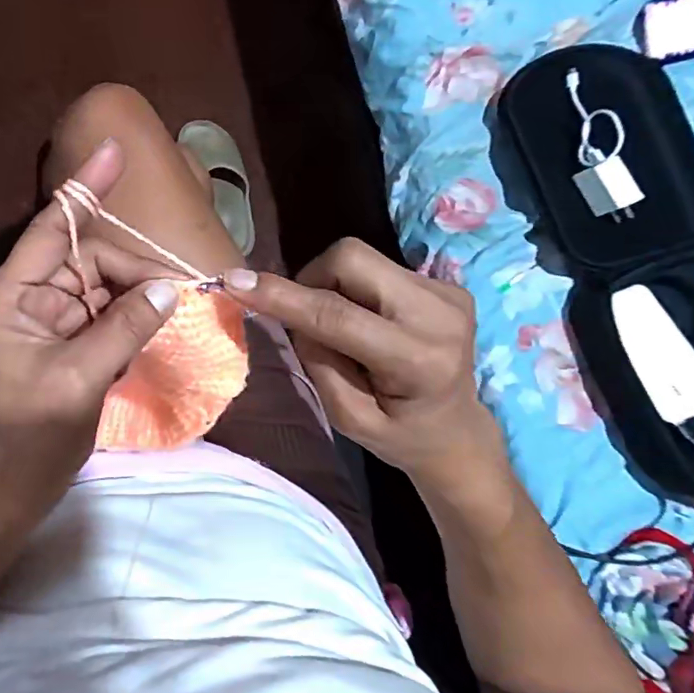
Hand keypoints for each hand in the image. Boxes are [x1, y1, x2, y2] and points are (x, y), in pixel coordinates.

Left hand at [0, 139, 181, 519]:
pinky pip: (105, 306)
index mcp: (10, 297)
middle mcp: (26, 295)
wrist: (22, 482)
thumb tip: (171, 288)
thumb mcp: (81, 378)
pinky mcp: (66, 334)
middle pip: (86, 255)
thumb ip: (125, 326)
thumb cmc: (37, 434)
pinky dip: (132, 311)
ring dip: (137, 291)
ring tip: (171, 308)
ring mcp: (47, 314)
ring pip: (101, 280)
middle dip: (132, 268)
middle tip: (178, 291)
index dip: (85, 190)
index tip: (114, 149)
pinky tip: (152, 324)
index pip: (51, 229)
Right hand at [227, 238, 509, 500]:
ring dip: (332, 284)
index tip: (236, 282)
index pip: (336, 314)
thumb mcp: (347, 415)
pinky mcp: (446, 283)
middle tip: (306, 316)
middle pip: (351, 259)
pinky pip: (377, 267)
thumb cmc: (398, 434)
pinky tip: (367, 320)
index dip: (282, 296)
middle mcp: (440, 314)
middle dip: (312, 279)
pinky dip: (354, 288)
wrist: (457, 431)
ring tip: (339, 324)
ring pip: (361, 258)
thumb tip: (287, 308)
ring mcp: (447, 292)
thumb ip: (316, 360)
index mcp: (417, 359)